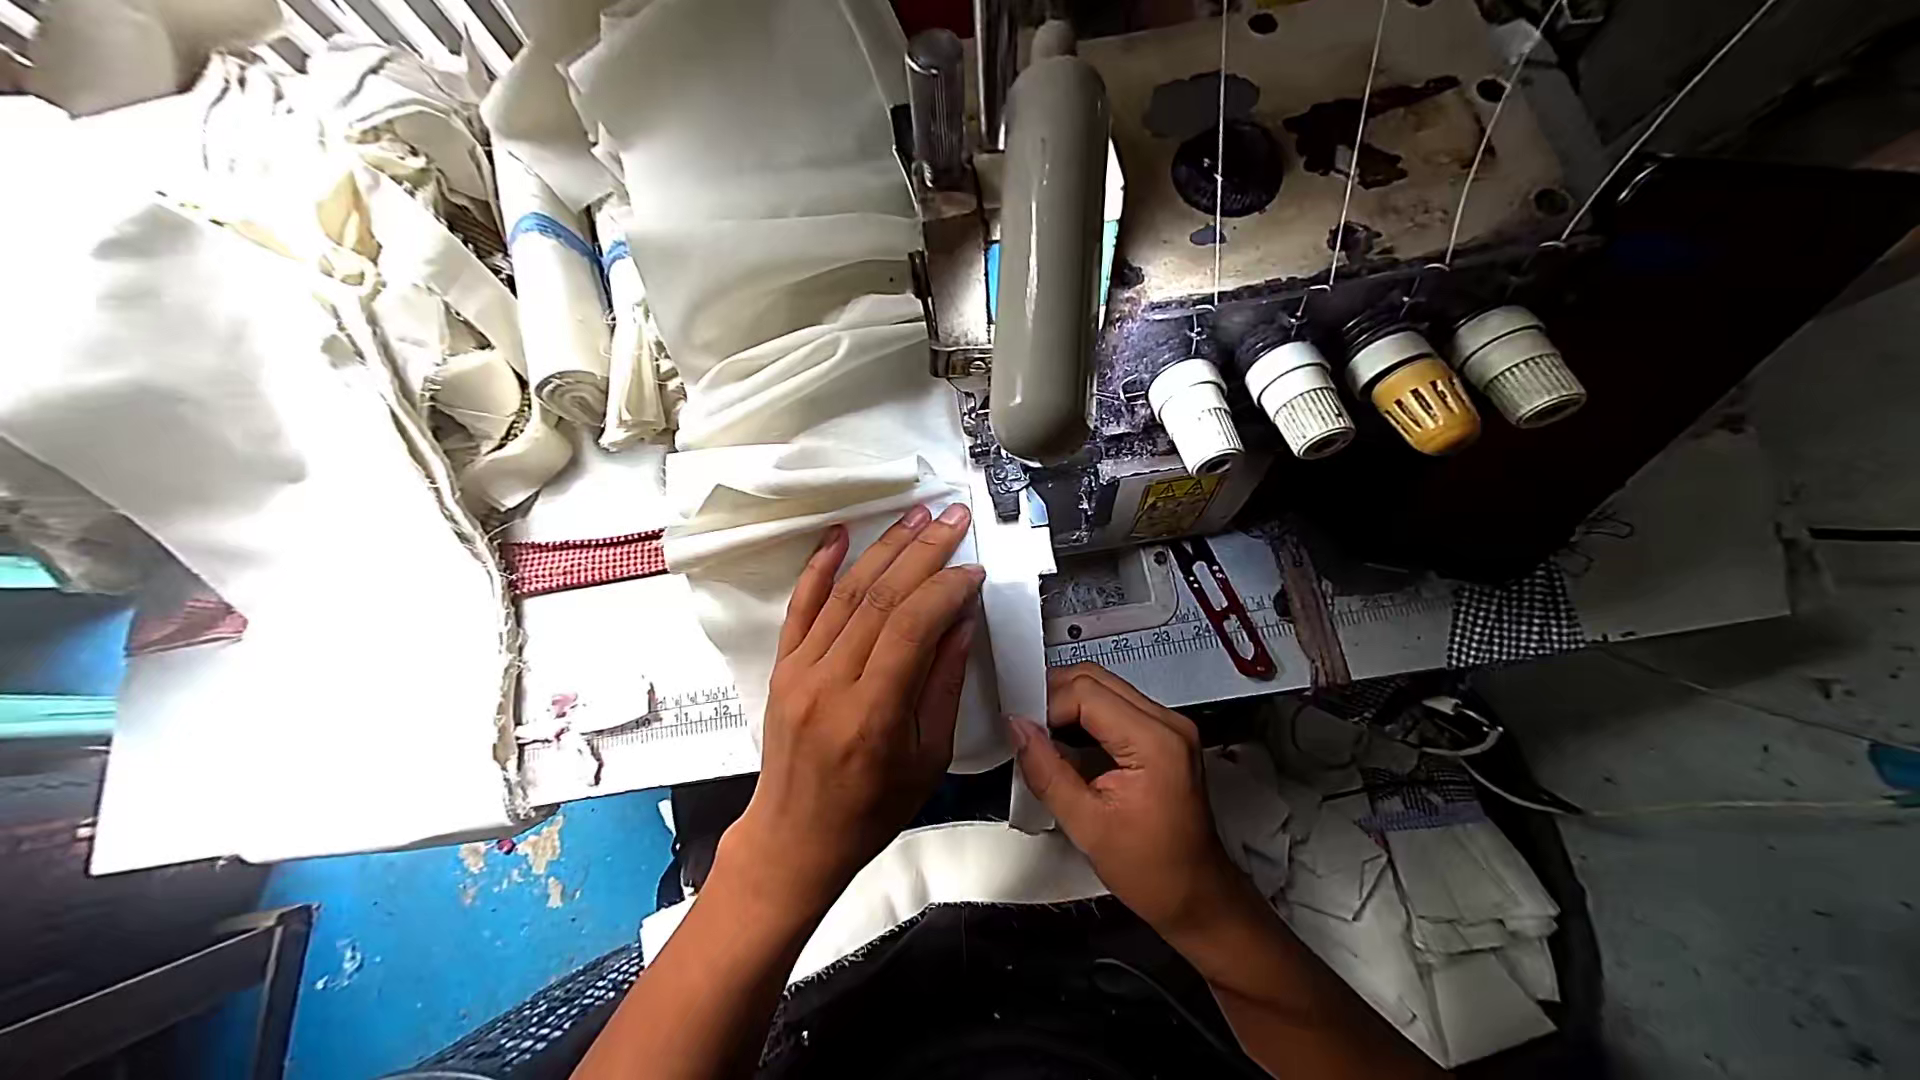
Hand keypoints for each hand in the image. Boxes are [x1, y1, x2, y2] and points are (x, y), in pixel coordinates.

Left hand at [723, 503, 983, 913]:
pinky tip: (840, 535)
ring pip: (845, 591)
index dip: (946, 589)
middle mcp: (829, 684)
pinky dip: (820, 565)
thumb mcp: (927, 758)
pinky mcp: (783, 666)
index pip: (911, 626)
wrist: (796, 837)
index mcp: (871, 715)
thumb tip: (959, 622)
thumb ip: (944, 684)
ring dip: (884, 549)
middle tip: (952, 521)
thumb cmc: (867, 810)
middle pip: (880, 597)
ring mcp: (800, 671)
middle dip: (923, 552)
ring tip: (915, 517)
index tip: (971, 571)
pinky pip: (800, 605)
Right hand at [1009, 663, 1253, 942]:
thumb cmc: (1156, 871)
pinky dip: (1084, 715)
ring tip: (1043, 736)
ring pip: (1103, 686)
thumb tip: (1018, 730)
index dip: (1046, 707)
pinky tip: (1067, 742)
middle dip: (1053, 697)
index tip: (1023, 729)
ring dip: (1067, 704)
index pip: (1085, 693)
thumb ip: (1046, 770)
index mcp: (1155, 742)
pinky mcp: (1161, 734)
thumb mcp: (1086, 825)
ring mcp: (1168, 726)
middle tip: (1027, 727)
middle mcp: (1167, 724)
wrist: (1197, 896)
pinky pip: (1114, 704)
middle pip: (1094, 678)